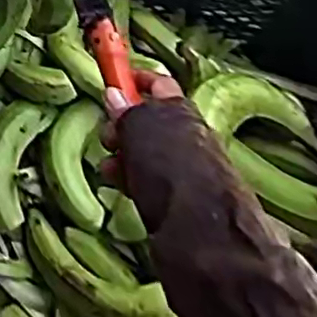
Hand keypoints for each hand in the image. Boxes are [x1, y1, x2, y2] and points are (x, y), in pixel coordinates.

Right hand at [100, 69, 185, 190]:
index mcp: (182, 112)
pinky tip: (122, 185)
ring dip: (125, 153)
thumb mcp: (137, 129)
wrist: (208, 237)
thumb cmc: (169, 170)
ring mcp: (193, 168)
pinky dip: (136, 176)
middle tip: (108, 136)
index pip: (160, 84)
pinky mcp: (190, 197)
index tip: (114, 81)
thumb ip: (124, 110)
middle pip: (150, 118)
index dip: (136, 78)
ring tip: (109, 168)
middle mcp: (192, 136)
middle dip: (122, 124)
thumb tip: (114, 94)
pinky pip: (156, 176)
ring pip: (150, 149)